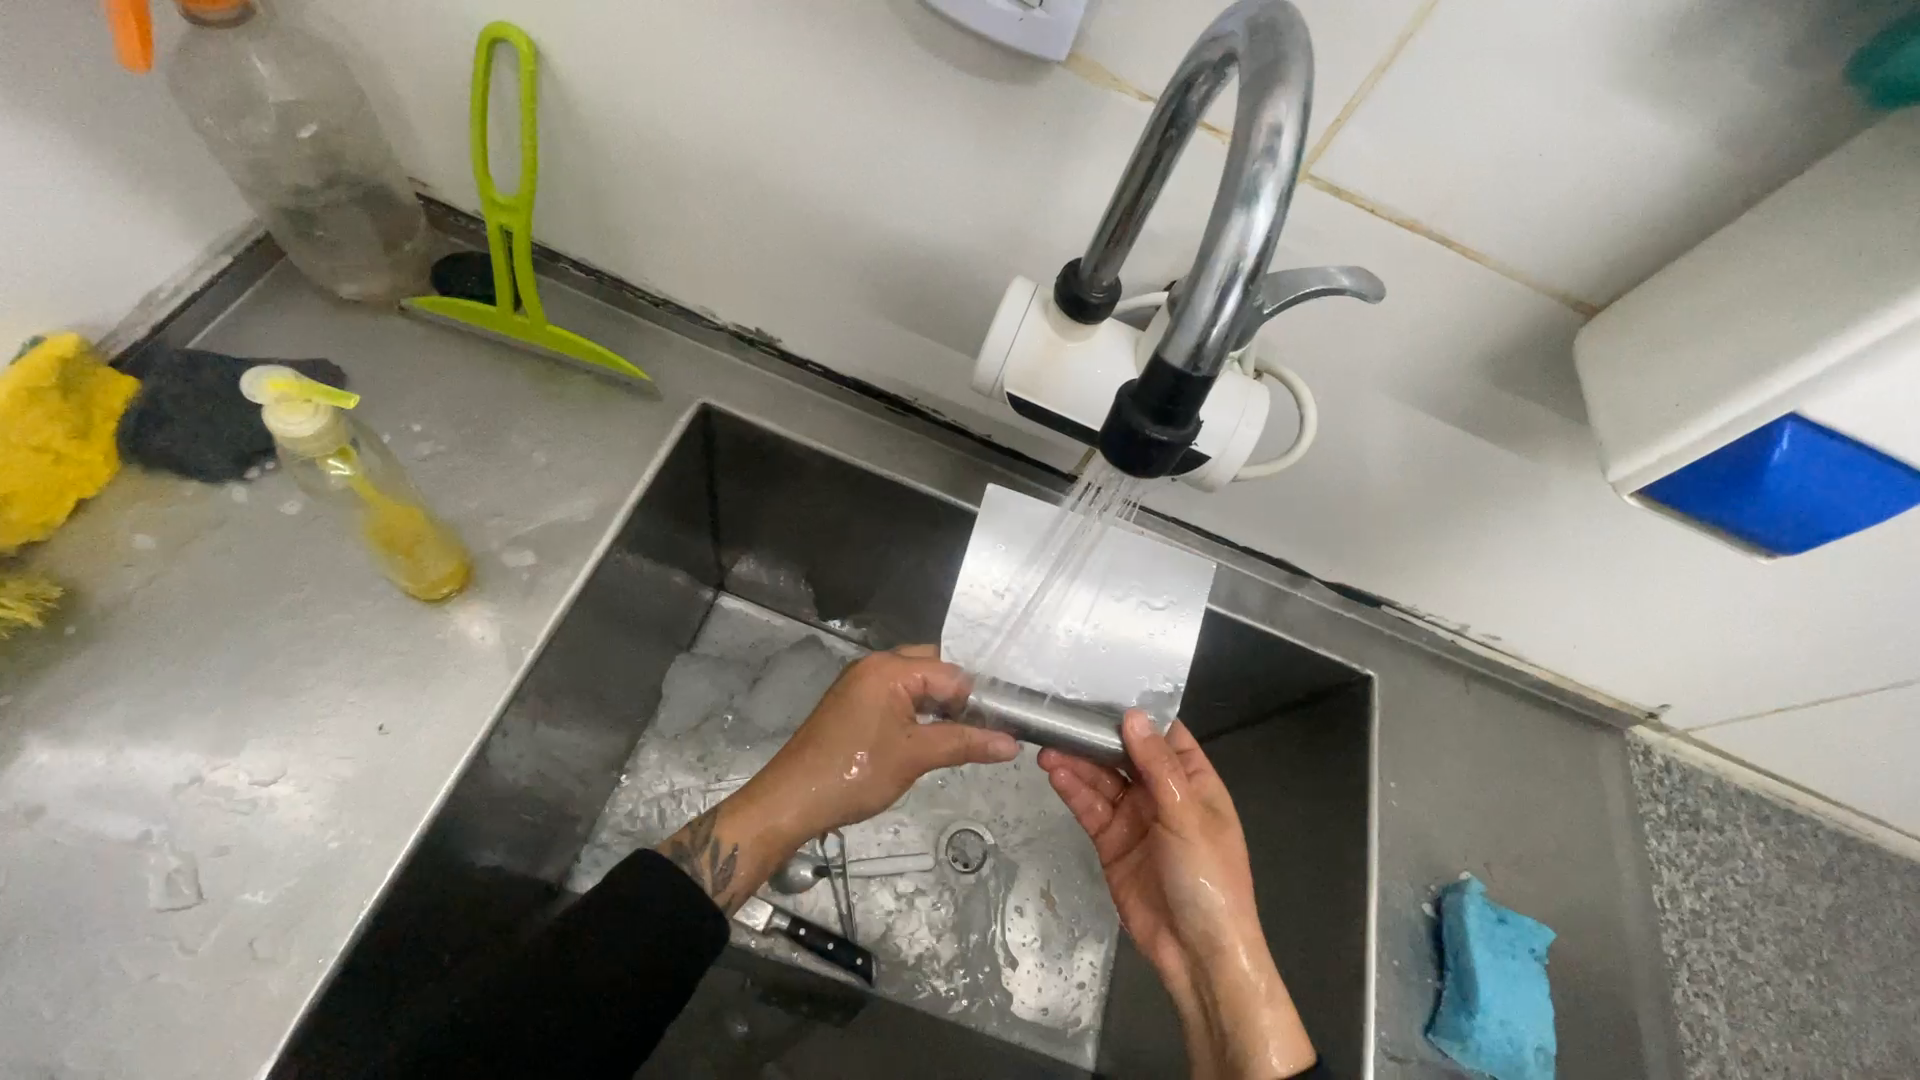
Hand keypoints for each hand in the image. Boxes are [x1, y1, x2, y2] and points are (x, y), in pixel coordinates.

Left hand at [749, 644, 1017, 836]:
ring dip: (937, 705)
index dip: (976, 699)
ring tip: (960, 736)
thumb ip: (965, 743)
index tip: (999, 726)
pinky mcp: (853, 703)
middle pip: (932, 668)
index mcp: (889, 669)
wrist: (792, 800)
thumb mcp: (916, 757)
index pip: (951, 672)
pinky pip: (895, 696)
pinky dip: (915, 712)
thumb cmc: (854, 773)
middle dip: (957, 697)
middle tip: (980, 729)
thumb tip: (1011, 743)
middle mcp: (874, 666)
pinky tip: (928, 738)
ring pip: (914, 683)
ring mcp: (860, 684)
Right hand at [1041, 711, 1314, 1078]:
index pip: (1165, 736)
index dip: (1138, 715)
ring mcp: (1135, 818)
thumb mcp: (1187, 816)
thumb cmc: (1209, 878)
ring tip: (1048, 746)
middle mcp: (1163, 794)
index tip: (1104, 689)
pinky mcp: (1111, 842)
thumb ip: (1157, 765)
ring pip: (1102, 779)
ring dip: (1078, 763)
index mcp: (1194, 782)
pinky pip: (1090, 808)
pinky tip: (1056, 773)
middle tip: (1061, 717)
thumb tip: (1133, 715)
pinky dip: (1073, 790)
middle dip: (1097, 737)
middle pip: (1125, 755)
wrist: (1197, 954)